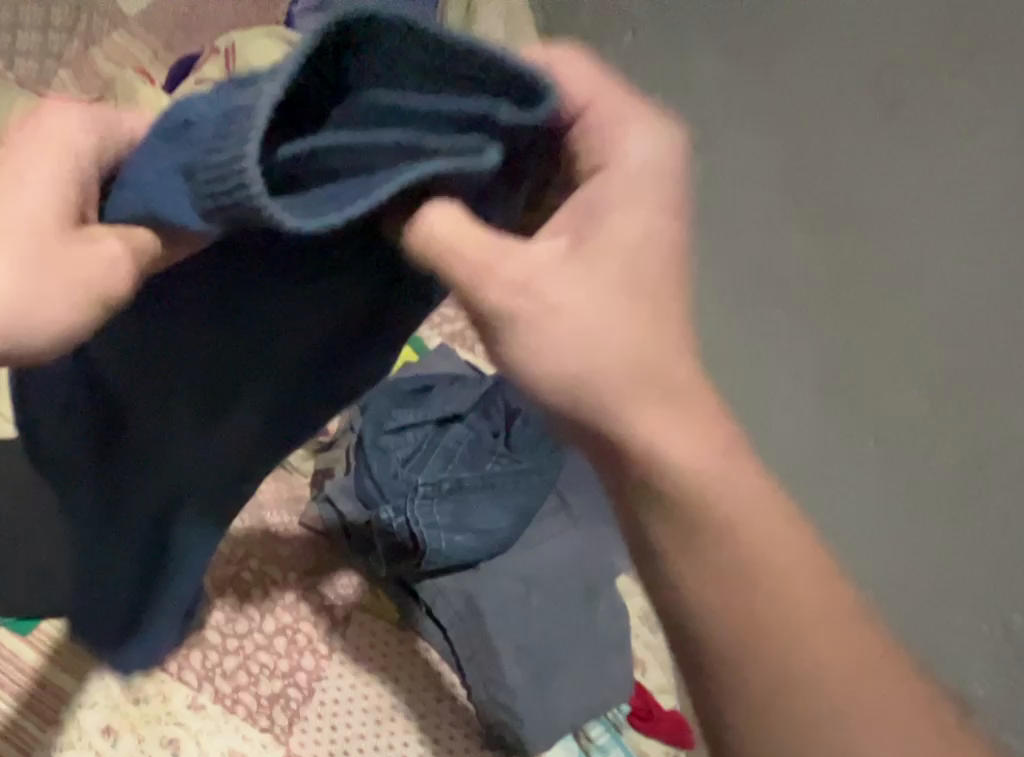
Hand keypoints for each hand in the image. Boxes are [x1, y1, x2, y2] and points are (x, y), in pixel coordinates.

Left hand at [0, 100, 177, 372]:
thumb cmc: (24, 290)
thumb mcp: (113, 269)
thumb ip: (168, 236)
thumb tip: (204, 220)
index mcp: (76, 123)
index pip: (164, 134)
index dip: (193, 180)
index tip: (212, 226)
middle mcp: (44, 124)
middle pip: (128, 155)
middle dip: (155, 202)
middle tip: (180, 254)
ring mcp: (16, 158)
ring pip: (96, 181)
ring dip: (121, 220)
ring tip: (140, 266)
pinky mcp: (0, 195)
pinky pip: (64, 199)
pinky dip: (86, 227)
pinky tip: (93, 266)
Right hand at [400, 43, 719, 450]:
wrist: (636, 421)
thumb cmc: (584, 349)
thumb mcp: (501, 287)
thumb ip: (438, 230)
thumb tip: (388, 198)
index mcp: (628, 141)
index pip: (548, 67)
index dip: (478, 77)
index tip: (413, 107)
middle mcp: (629, 149)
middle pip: (538, 104)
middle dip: (467, 122)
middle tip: (397, 144)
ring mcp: (611, 189)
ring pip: (531, 149)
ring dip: (473, 163)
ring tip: (407, 175)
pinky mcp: (591, 227)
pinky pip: (532, 189)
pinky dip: (489, 196)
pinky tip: (440, 211)